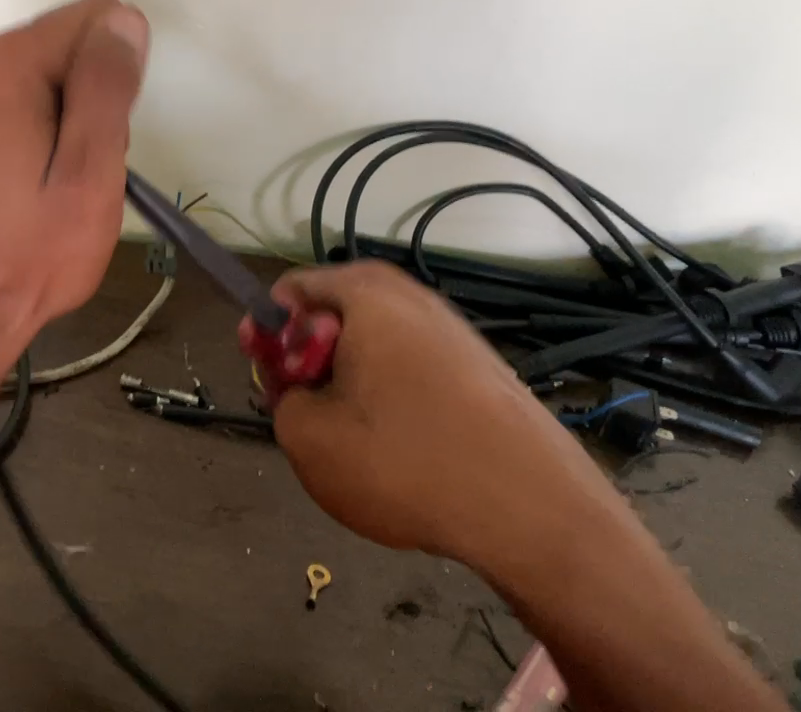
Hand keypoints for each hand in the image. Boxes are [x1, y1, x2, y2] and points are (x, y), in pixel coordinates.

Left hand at [0, 0, 149, 398]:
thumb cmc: (30, 254)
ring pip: (38, 71)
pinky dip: (26, 124)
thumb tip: (123, 21)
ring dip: (58, 115)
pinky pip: (7, 92)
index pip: (94, 21)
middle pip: (63, 46)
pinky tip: (18, 178)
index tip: (98, 141)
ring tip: (45, 181)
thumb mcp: (88, 175)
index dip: (115, 79)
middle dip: (84, 99)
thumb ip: (107, 89)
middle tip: (72, 173)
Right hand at [263, 261, 625, 567]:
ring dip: (349, 378)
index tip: (267, 378)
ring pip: (372, 342)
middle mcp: (410, 297)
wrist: (535, 512)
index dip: (265, 333)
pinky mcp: (480, 367)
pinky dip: (391, 394)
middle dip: (308, 356)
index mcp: (364, 295)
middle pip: (332, 312)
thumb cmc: (406, 462)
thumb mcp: (307, 438)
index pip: (290, 290)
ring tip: (352, 435)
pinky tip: (401, 447)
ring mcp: (452, 330)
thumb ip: (280, 398)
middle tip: (305, 407)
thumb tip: (299, 389)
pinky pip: (411, 365)